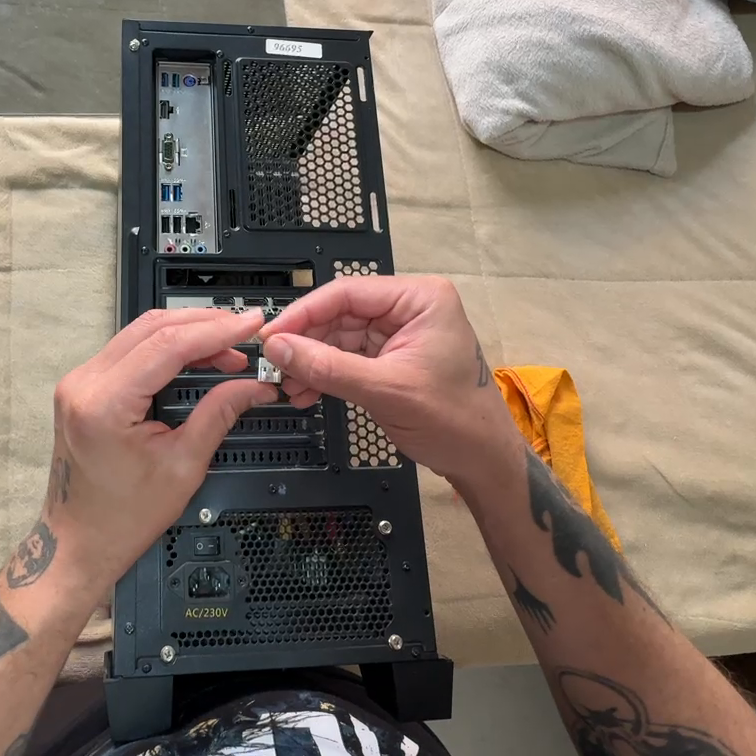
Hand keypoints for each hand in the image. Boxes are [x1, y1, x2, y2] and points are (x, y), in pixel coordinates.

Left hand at [39, 309, 276, 589]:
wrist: (79, 542)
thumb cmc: (123, 518)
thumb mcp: (183, 466)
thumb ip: (219, 414)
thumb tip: (254, 386)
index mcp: (104, 404)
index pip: (167, 345)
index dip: (215, 330)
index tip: (249, 324)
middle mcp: (84, 383)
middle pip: (153, 328)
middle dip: (204, 324)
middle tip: (244, 332)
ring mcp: (79, 381)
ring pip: (141, 331)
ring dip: (187, 332)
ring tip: (228, 346)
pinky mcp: (84, 385)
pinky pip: (130, 348)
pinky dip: (167, 345)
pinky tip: (197, 355)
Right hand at [258, 276, 524, 492]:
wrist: (485, 463)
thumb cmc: (452, 421)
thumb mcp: (385, 391)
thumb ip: (328, 367)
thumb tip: (276, 347)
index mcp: (419, 298)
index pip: (347, 292)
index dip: (304, 313)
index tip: (270, 336)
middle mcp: (408, 307)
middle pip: (340, 314)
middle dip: (307, 342)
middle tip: (274, 367)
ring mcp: (399, 332)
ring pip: (339, 336)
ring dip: (312, 362)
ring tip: (288, 387)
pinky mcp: (392, 356)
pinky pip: (348, 357)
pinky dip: (326, 374)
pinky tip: (305, 392)